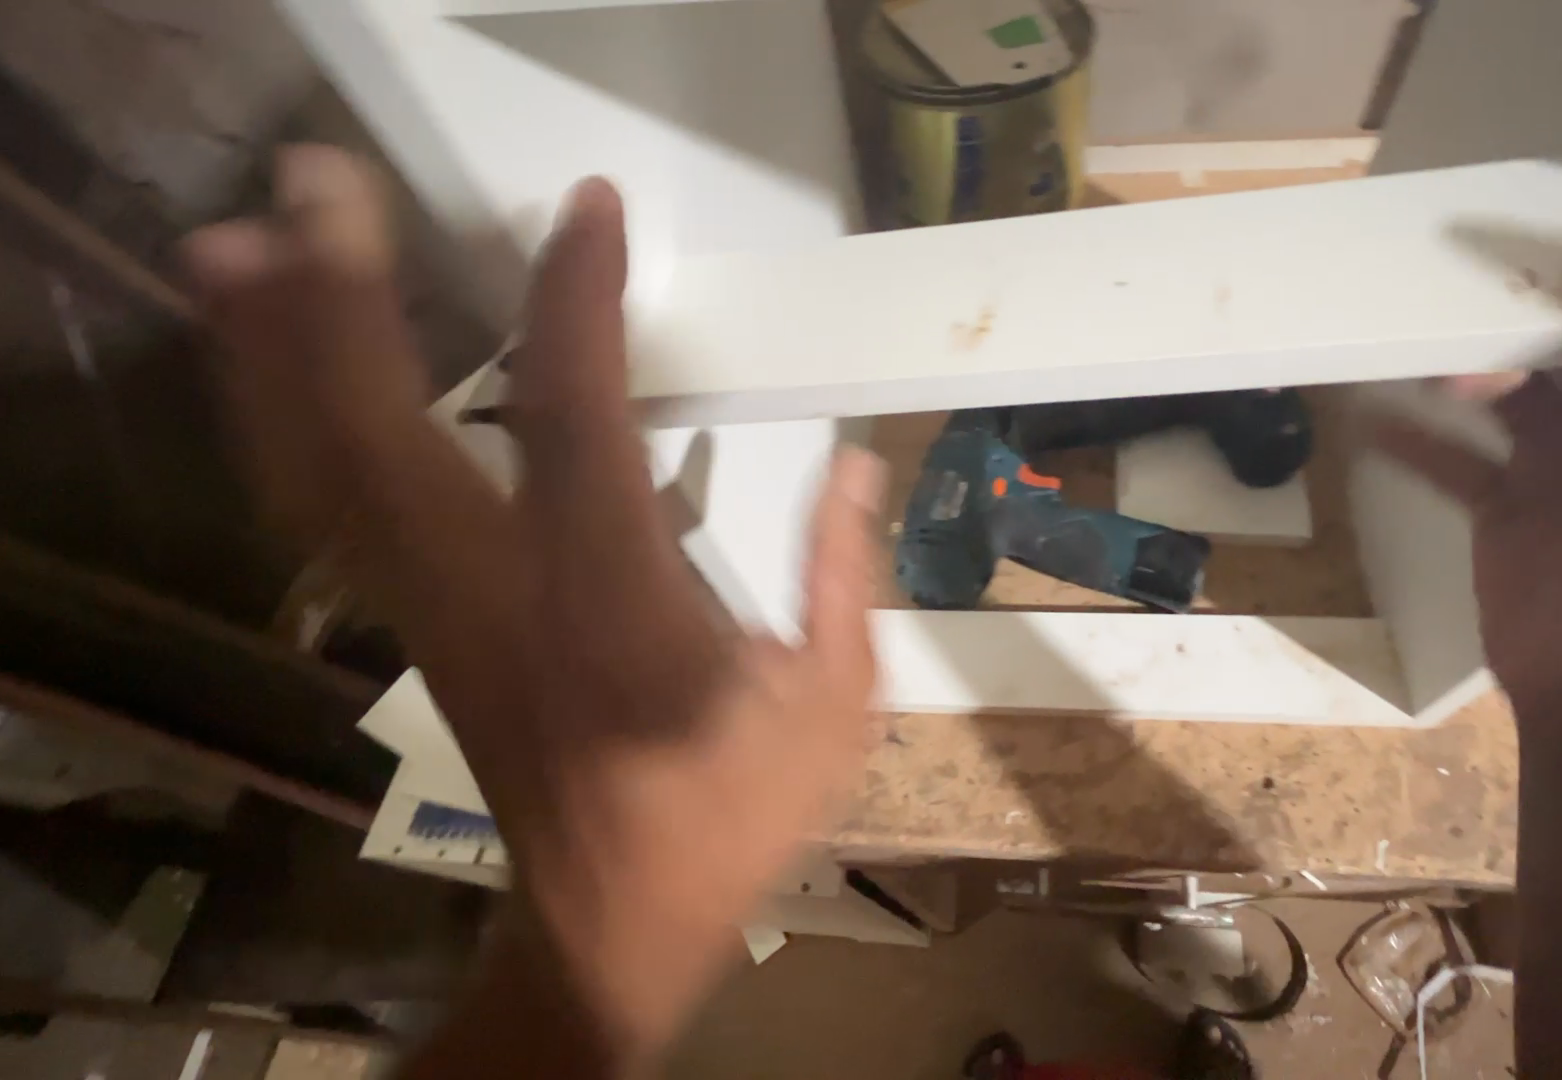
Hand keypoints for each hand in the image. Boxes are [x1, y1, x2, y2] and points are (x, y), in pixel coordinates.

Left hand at [183, 146, 884, 1062]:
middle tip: (314, 179)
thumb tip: (857, 461)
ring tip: (235, 242)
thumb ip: (840, 577)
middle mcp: (505, 592)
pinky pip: (337, 519)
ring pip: (328, 474)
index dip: (575, 299)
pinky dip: (292, 433)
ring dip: (272, 355)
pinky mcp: (428, 635)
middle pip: (387, 430)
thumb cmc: (737, 810)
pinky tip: (281, 377)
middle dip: (342, 296)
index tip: (587, 210)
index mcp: (620, 599)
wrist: (621, 920)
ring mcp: (445, 616)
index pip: (576, 416)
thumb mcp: (834, 705)